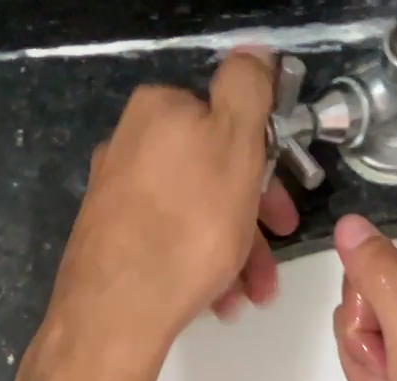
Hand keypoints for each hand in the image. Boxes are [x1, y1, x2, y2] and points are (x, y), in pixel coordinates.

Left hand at [48, 49, 300, 355]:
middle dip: (253, 227)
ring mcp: (116, 196)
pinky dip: (201, 269)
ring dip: (234, 257)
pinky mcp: (111, 240)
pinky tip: (217, 302)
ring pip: (195, 219)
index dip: (266, 171)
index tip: (285, 216)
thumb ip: (248, 90)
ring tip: (251, 297)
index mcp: (161, 111)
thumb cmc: (189, 228)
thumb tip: (253, 52)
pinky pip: (171, 245)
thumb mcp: (235, 146)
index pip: (228, 125)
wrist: (118, 311)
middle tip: (271, 269)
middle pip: (213, 179)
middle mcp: (131, 145)